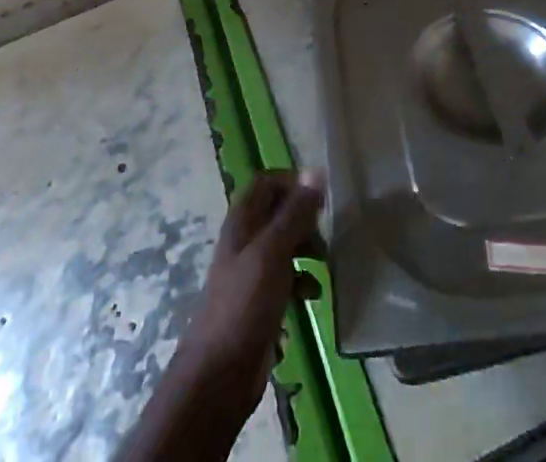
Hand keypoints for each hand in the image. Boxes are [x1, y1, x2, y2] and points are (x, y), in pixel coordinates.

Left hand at [116, 169, 322, 461]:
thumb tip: (315, 172)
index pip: (267, 182)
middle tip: (325, 232)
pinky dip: (303, 280)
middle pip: (279, 212)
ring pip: (286, 244)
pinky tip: (313, 295)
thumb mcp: (273, 252)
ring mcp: (252, 271)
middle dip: (305, 218)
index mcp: (242, 223)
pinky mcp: (261, 299)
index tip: (319, 199)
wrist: (221, 372)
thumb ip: (295, 213)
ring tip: (325, 262)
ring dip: (308, 248)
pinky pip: (288, 277)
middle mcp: (246, 241)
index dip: (292, 183)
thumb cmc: (246, 304)